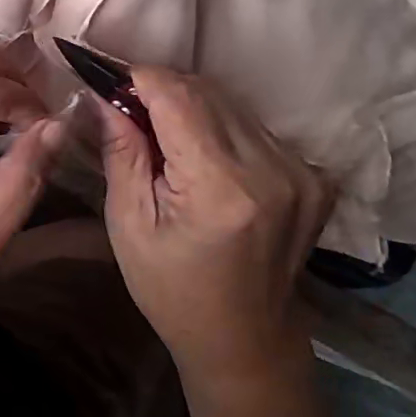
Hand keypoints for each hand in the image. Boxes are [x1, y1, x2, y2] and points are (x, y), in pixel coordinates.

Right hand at [97, 67, 334, 372]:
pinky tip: (201, 156)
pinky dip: (219, 126)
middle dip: (159, 89)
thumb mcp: (127, 221)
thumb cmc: (169, 286)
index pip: (176, 95)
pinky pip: (254, 126)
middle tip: (126, 110)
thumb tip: (101, 94)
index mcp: (220, 187)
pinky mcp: (315, 179)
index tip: (107, 82)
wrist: (243, 338)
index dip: (137, 78)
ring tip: (161, 136)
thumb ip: (120, 150)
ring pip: (230, 103)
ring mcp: (300, 173)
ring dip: (189, 106)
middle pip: (204, 92)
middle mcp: (271, 171)